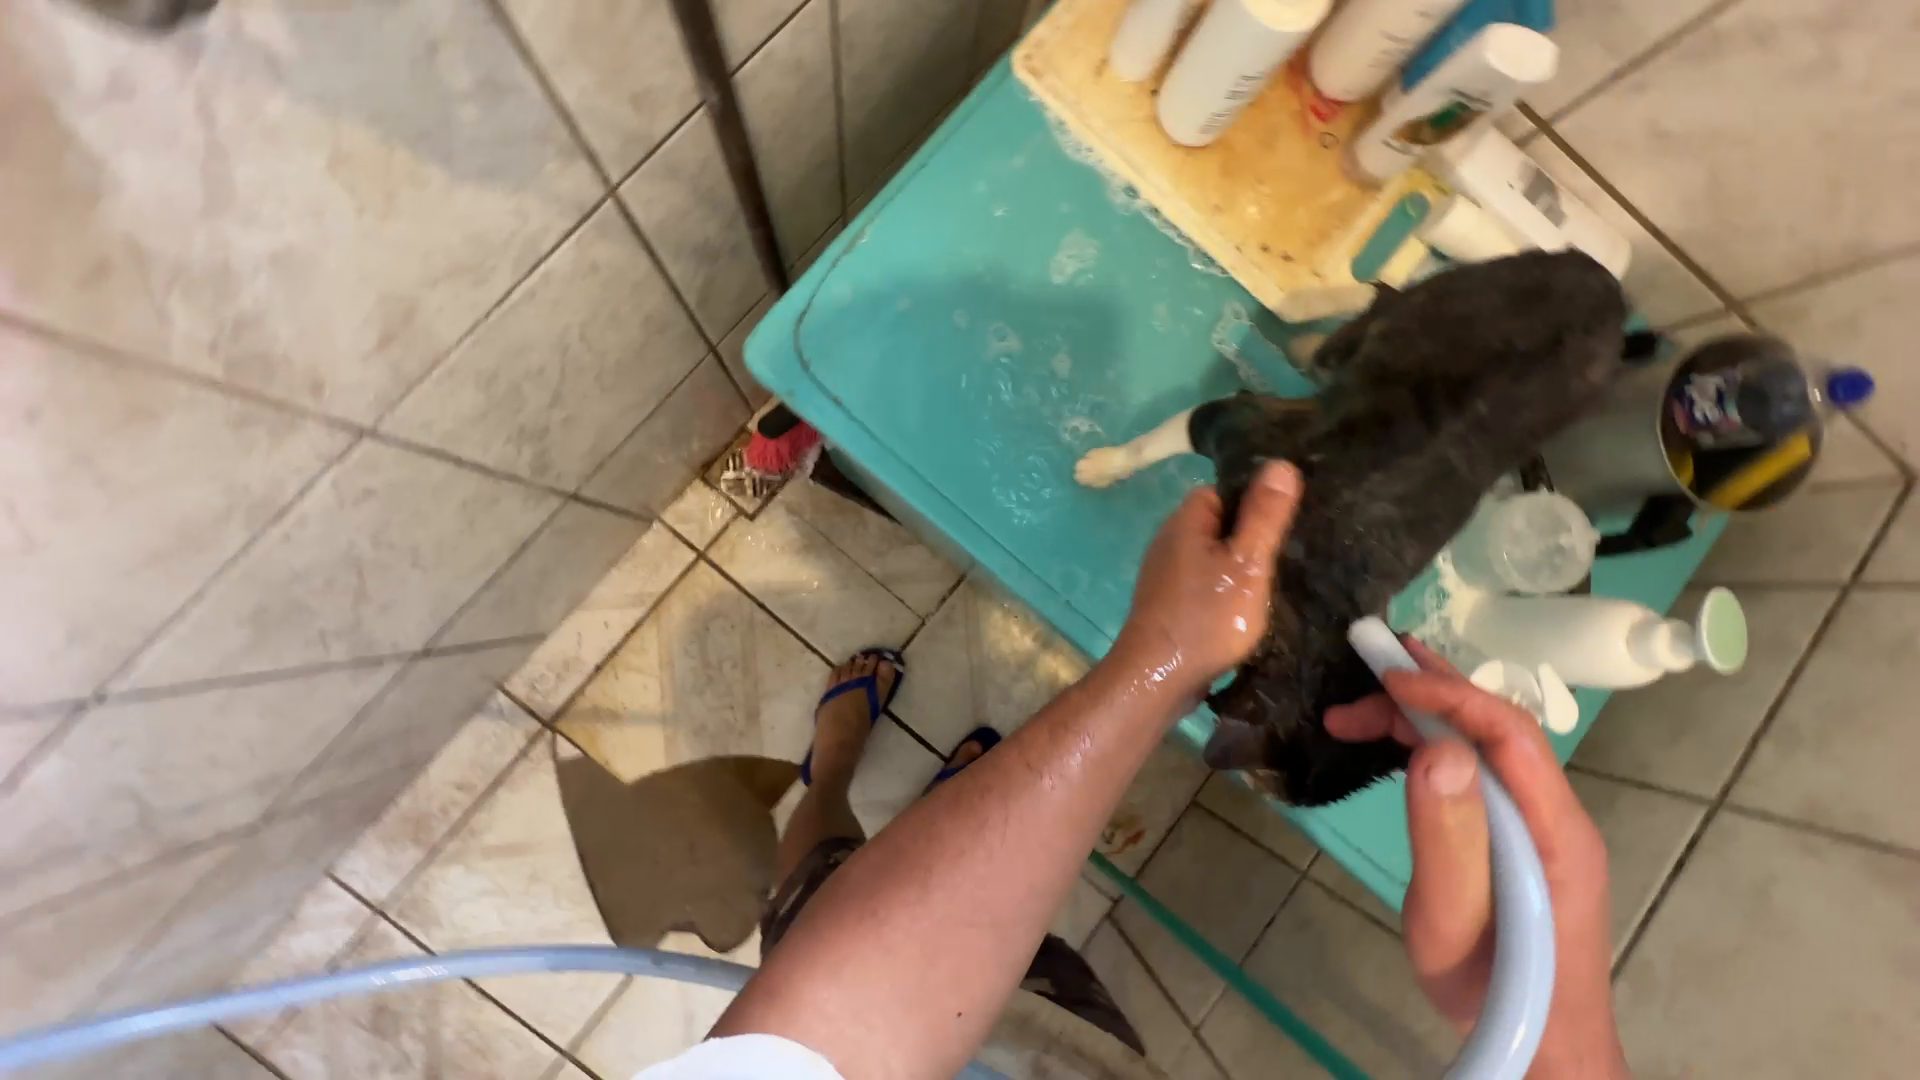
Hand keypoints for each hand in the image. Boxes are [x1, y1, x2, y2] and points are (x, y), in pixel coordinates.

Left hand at [1109, 461, 1301, 700]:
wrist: (1158, 675)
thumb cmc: (1206, 617)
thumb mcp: (1246, 563)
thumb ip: (1264, 516)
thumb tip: (1280, 463)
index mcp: (1183, 522)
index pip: (1221, 492)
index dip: (1253, 502)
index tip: (1285, 521)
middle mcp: (1168, 542)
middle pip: (1217, 525)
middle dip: (1249, 538)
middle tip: (1287, 556)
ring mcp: (1164, 575)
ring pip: (1210, 558)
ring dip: (1237, 570)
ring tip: (1271, 585)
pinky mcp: (1167, 605)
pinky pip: (1202, 585)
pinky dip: (1222, 593)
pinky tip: (1244, 610)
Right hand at [1325, 640, 1628, 1078]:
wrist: (1537, 1045)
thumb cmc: (1492, 987)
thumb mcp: (1454, 917)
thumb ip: (1449, 836)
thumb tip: (1436, 748)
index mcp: (1552, 828)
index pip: (1509, 731)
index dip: (1449, 691)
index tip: (1385, 677)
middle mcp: (1552, 812)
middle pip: (1494, 725)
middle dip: (1428, 687)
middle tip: (1363, 664)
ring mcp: (1534, 821)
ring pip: (1478, 742)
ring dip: (1417, 715)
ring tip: (1352, 712)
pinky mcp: (1512, 832)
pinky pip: (1470, 767)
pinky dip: (1424, 742)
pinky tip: (1389, 743)